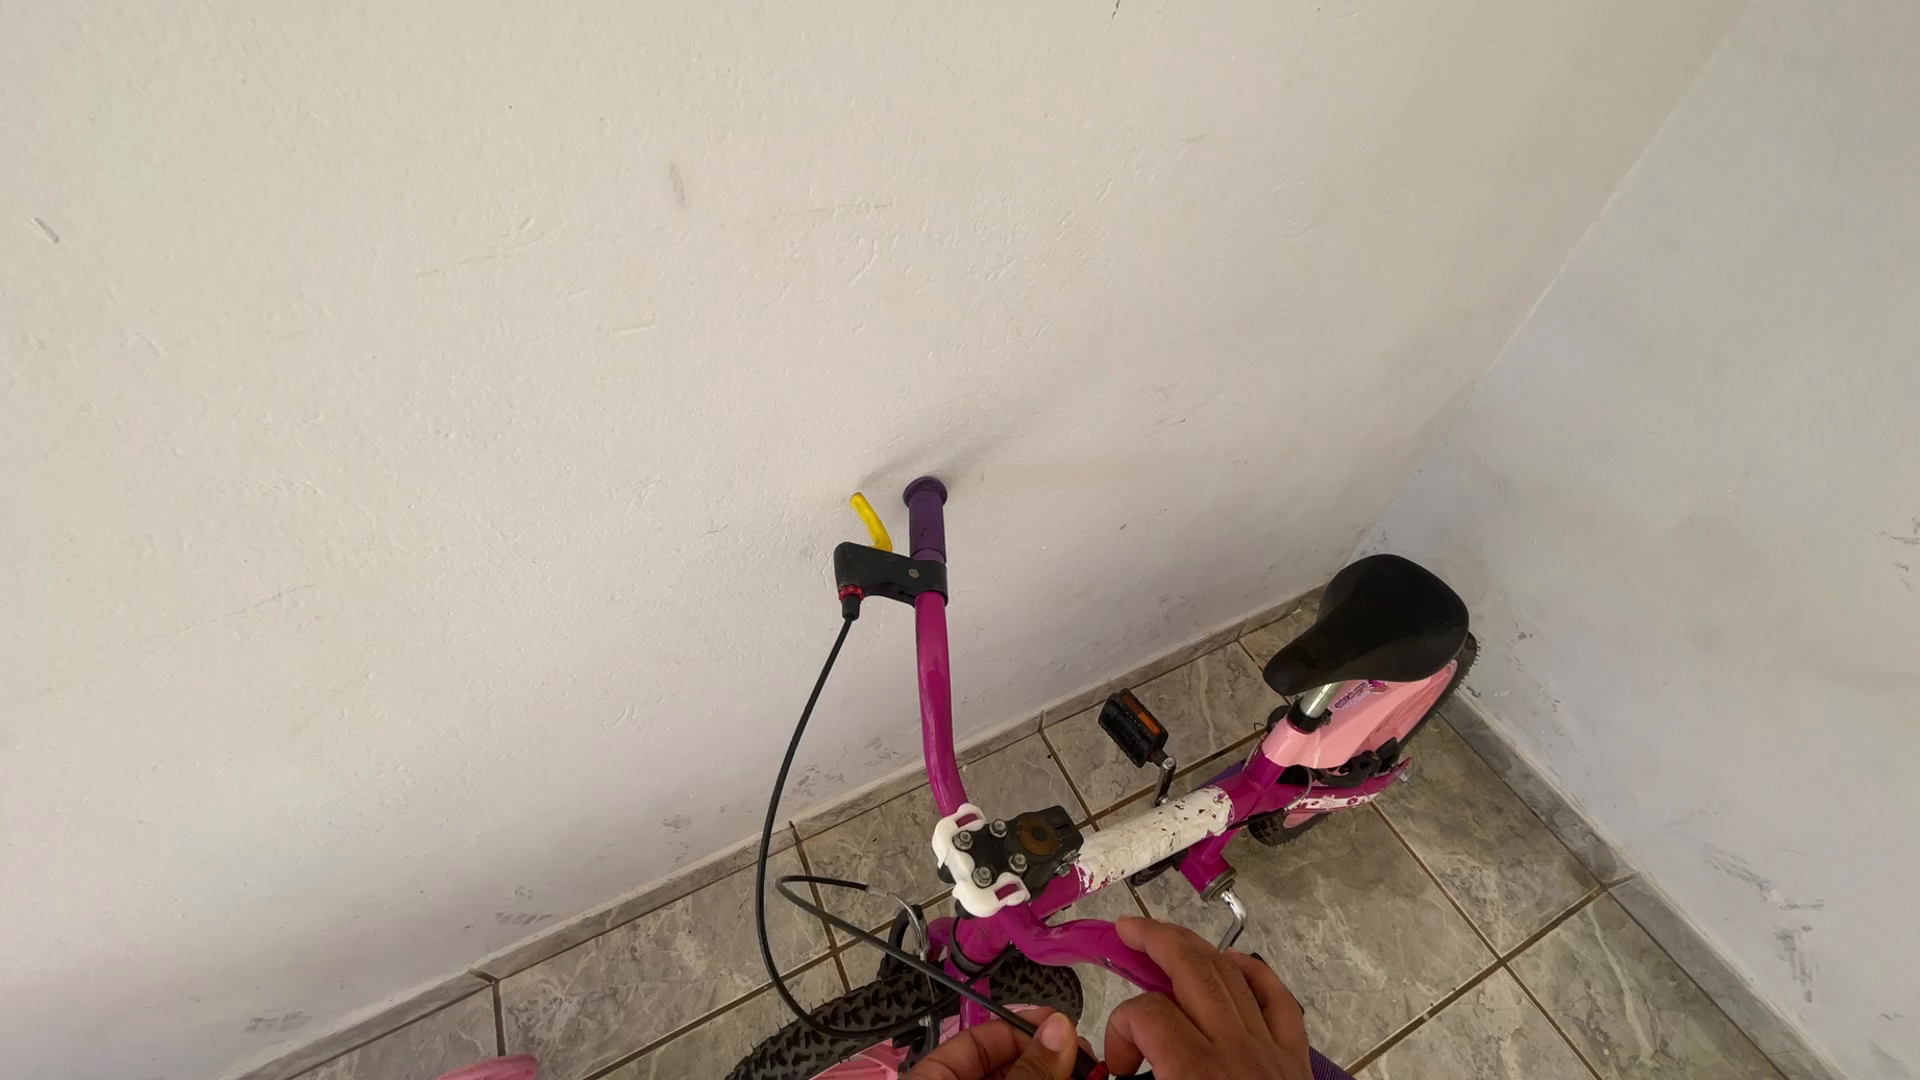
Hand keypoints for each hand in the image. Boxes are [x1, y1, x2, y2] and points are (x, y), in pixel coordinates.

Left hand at [902, 1009, 1080, 1079]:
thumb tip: (1060, 1027)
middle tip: (1084, 1054)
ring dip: (1050, 1075)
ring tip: (1086, 1071)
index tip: (1061, 1029)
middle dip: (1044, 1056)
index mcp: (929, 1078)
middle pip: (1001, 1066)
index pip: (976, 1041)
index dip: (1021, 1030)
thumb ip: (1028, 1072)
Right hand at [1104, 916, 1313, 1079]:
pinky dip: (1252, 971)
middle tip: (1125, 930)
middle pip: (1190, 966)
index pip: (1148, 1013)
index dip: (1120, 1026)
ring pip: (1229, 972)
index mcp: (1198, 1074)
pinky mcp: (1296, 1063)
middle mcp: (1236, 1051)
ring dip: (1193, 946)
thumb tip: (1107, 1073)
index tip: (1117, 1065)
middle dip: (1152, 938)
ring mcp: (1271, 1052)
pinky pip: (1278, 1000)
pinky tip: (1230, 963)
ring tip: (1165, 937)